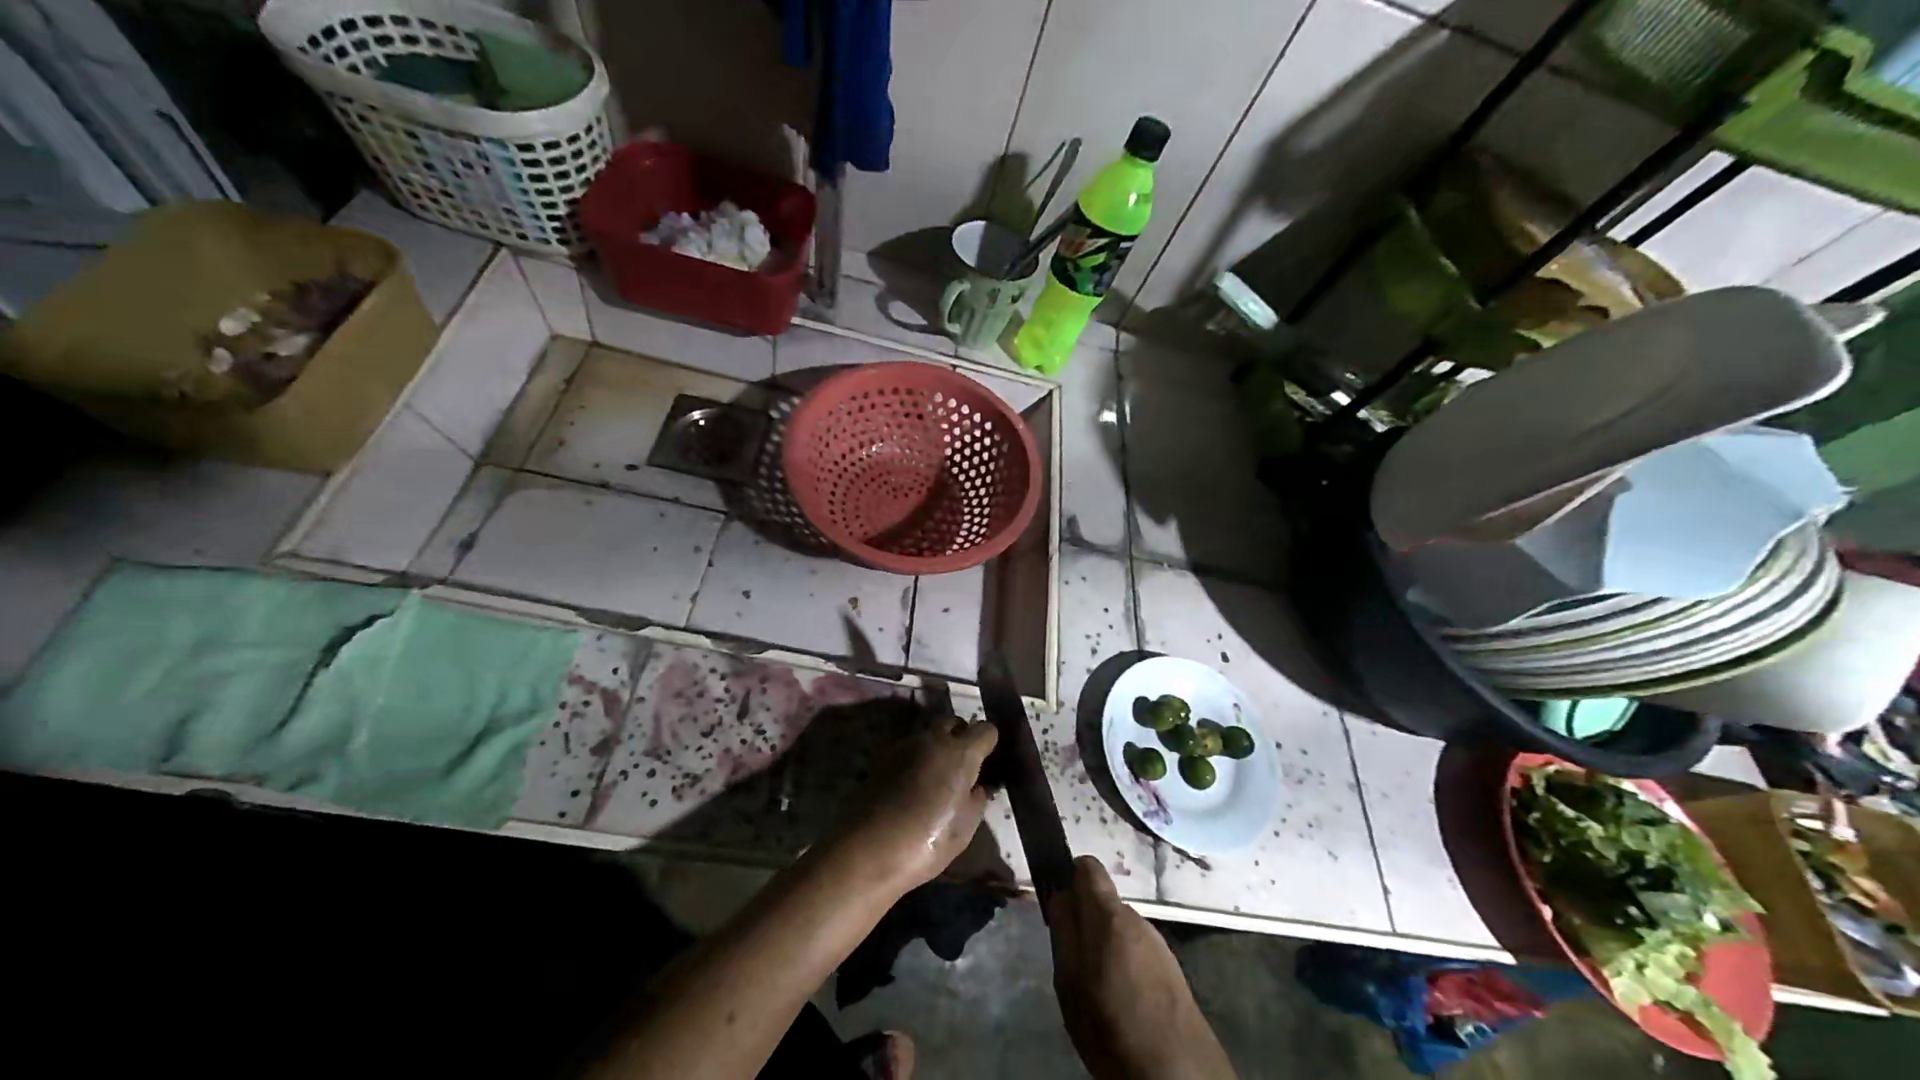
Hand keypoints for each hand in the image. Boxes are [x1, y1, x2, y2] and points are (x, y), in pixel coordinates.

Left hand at [826, 715, 997, 894]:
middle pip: (952, 721)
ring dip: (936, 744)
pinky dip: (915, 758)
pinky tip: (913, 783)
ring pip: (927, 732)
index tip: (988, 760)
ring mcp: (904, 746)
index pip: (985, 730)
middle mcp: (933, 740)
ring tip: (937, 774)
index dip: (989, 742)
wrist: (868, 849)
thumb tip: (977, 786)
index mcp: (960, 753)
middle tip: (963, 763)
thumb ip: (976, 800)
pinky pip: (907, 748)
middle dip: (961, 734)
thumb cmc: (927, 843)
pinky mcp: (882, 757)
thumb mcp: (965, 828)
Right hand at [1047, 857, 1236, 1079]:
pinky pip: (1138, 950)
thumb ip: (1064, 932)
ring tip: (1096, 989)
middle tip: (1072, 961)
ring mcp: (1158, 943)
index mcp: (1109, 916)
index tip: (1058, 905)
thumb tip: (1060, 893)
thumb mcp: (1070, 983)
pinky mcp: (1172, 968)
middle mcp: (1137, 919)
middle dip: (1086, 921)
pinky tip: (1122, 1002)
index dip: (1070, 877)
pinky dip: (1125, 964)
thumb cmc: (1111, 1027)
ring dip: (1105, 946)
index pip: (1088, 866)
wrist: (1178, 1074)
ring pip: (1120, 929)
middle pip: (1103, 902)